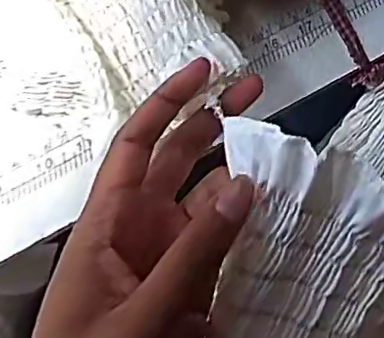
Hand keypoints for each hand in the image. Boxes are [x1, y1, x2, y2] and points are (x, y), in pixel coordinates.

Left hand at [34, 59, 263, 337]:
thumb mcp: (135, 318)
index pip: (136, 144)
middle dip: (216, 116)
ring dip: (241, 170)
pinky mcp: (192, 286)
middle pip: (179, 155)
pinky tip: (274, 205)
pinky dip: (250, 217)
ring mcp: (167, 256)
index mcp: (107, 226)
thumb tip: (243, 188)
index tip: (202, 69)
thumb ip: (192, 253)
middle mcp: (139, 230)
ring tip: (276, 153)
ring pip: (210, 194)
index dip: (168, 101)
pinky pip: (226, 237)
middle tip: (253, 89)